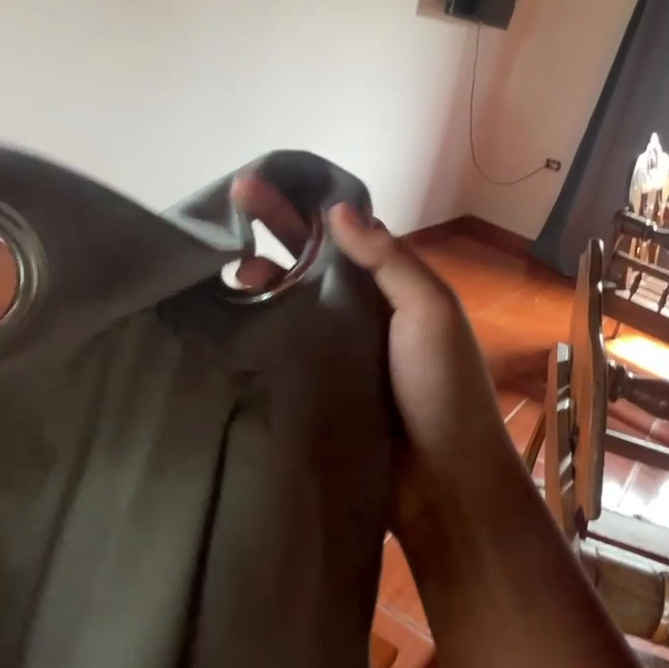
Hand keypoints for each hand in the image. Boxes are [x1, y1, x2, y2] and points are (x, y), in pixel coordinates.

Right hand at [227, 172, 516, 528]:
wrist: (444, 482)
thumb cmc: (444, 387)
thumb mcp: (430, 311)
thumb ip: (390, 259)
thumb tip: (339, 209)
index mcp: (390, 288)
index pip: (341, 234)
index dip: (303, 206)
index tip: (261, 185)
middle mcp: (359, 313)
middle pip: (307, 262)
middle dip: (269, 231)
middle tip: (224, 210)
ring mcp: (334, 353)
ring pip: (287, 304)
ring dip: (258, 281)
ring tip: (226, 272)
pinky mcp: (313, 390)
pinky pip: (280, 352)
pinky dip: (254, 332)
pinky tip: (224, 320)